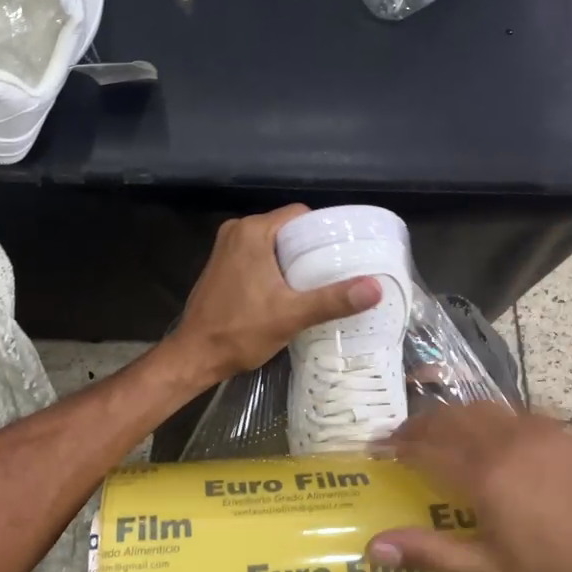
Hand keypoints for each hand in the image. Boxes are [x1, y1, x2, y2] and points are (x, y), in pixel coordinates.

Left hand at [167, 205, 381, 383]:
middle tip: (339, 270)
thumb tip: (376, 287)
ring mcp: (226, 248)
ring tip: (321, 282)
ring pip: (272, 244)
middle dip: (311, 248)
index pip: (300, 215)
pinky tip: (292, 291)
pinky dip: (275, 269)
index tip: (345, 251)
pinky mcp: (222, 266)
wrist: (195, 356)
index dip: (324, 231)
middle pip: (287, 229)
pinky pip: (258, 257)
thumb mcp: (291, 315)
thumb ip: (333, 299)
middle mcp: (237, 231)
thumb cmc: (240, 331)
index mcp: (252, 231)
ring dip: (294, 261)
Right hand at [365, 405, 571, 571]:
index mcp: (485, 474)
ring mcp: (545, 434)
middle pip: (452, 418)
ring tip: (442, 433)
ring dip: (456, 416)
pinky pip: (522, 413)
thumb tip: (374, 547)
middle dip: (421, 425)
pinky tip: (498, 436)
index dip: (396, 444)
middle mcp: (510, 442)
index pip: (426, 446)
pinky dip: (496, 417)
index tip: (375, 448)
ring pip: (487, 408)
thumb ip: (431, 553)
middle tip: (402, 440)